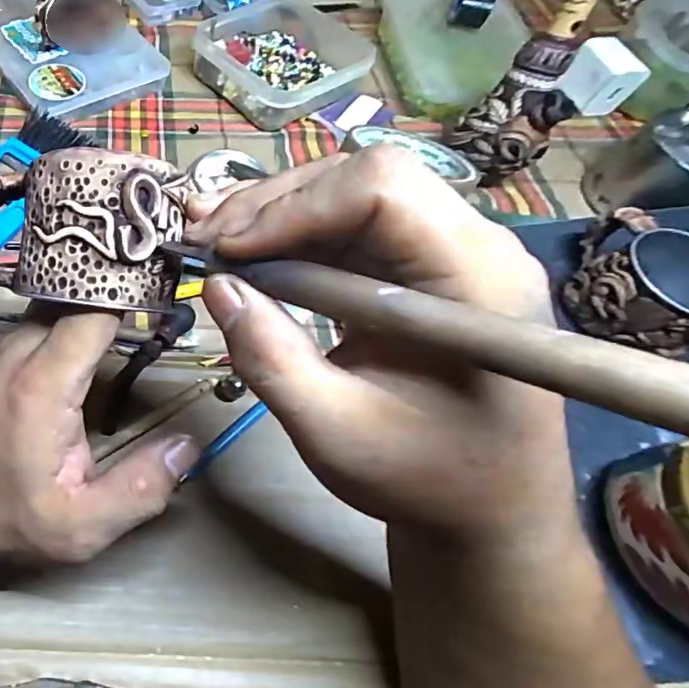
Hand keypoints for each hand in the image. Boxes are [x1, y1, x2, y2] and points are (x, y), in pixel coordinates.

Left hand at [0, 310, 197, 564]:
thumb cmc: (7, 518)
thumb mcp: (81, 526)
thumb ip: (140, 489)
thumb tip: (188, 446)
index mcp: (39, 385)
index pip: (92, 310)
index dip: (133, 299)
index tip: (170, 303)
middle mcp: (17, 352)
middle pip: (76, 297)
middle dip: (119, 293)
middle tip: (163, 304)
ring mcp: (3, 348)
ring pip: (59, 302)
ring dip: (97, 304)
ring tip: (140, 314)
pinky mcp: (0, 354)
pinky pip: (44, 318)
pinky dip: (75, 317)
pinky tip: (101, 336)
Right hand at [187, 146, 574, 545]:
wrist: (485, 507)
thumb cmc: (422, 479)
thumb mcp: (332, 432)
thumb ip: (271, 359)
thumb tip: (217, 286)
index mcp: (472, 281)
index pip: (382, 191)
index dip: (292, 208)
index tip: (225, 251)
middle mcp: (470, 247)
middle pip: (360, 181)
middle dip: (271, 206)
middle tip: (202, 242)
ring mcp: (445, 254)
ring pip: (347, 197)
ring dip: (271, 215)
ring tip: (209, 238)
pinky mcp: (417, 271)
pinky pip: (347, 230)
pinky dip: (287, 237)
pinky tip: (242, 249)